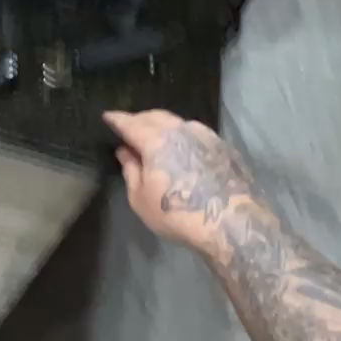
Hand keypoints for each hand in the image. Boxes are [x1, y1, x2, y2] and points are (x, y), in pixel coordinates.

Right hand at [102, 110, 258, 255]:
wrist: (233, 225)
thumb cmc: (177, 214)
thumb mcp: (141, 198)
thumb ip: (131, 170)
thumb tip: (125, 151)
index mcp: (156, 141)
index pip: (130, 123)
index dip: (116, 119)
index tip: (107, 116)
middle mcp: (181, 131)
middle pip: (155, 116)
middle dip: (139, 118)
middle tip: (129, 126)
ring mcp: (206, 136)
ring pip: (178, 122)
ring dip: (162, 125)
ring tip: (154, 135)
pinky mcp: (224, 147)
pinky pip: (196, 132)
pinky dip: (182, 134)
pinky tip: (181, 147)